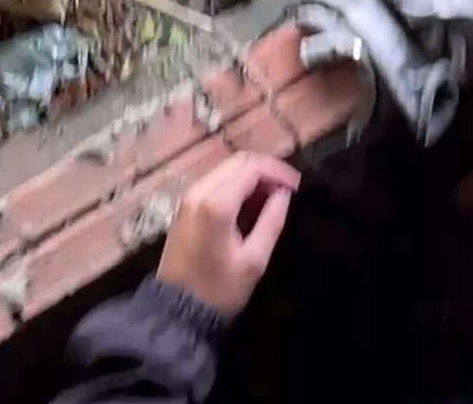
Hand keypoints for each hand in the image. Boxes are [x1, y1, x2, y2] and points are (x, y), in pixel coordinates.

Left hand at [155, 152, 299, 316]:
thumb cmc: (218, 290)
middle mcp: (199, 190)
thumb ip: (272, 221)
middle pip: (238, 160)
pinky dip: (236, 183)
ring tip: (272, 197)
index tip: (297, 185)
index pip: (252, 166)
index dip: (278, 170)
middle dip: (266, 169)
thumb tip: (284, 193)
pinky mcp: (185, 204)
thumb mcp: (254, 261)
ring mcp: (189, 195)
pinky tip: (250, 203)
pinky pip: (215, 180)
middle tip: (286, 190)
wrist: (175, 312)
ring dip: (251, 175)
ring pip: (226, 168)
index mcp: (216, 202)